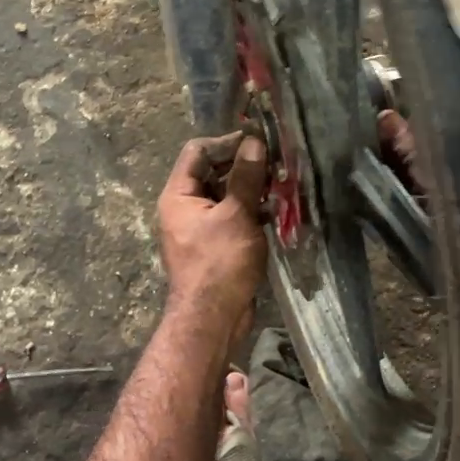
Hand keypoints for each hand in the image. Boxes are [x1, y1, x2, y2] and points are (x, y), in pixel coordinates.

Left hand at [157, 133, 269, 322]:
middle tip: (276, 164)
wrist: (212, 318)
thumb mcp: (236, 215)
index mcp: (178, 195)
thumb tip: (253, 142)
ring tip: (282, 185)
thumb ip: (245, 177)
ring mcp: (199, 228)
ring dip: (251, 190)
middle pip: (213, 173)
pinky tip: (276, 212)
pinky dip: (251, 212)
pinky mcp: (215, 246)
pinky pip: (232, 218)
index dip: (227, 143)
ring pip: (225, 196)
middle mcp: (184, 208)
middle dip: (244, 166)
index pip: (197, 152)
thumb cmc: (220, 263)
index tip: (259, 143)